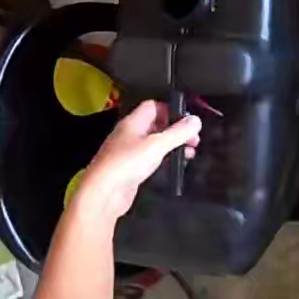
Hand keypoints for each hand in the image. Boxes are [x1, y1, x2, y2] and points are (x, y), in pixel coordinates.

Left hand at [73, 101, 200, 220]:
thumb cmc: (126, 164)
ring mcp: (130, 151)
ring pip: (155, 142)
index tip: (188, 121)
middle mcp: (130, 134)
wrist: (103, 193)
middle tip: (193, 139)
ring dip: (172, 145)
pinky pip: (151, 157)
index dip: (171, 110)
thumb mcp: (157, 145)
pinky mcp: (131, 167)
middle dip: (176, 130)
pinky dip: (164, 158)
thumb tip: (195, 120)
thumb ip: (178, 132)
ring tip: (188, 153)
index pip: (153, 106)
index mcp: (133, 122)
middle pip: (157, 124)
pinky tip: (174, 165)